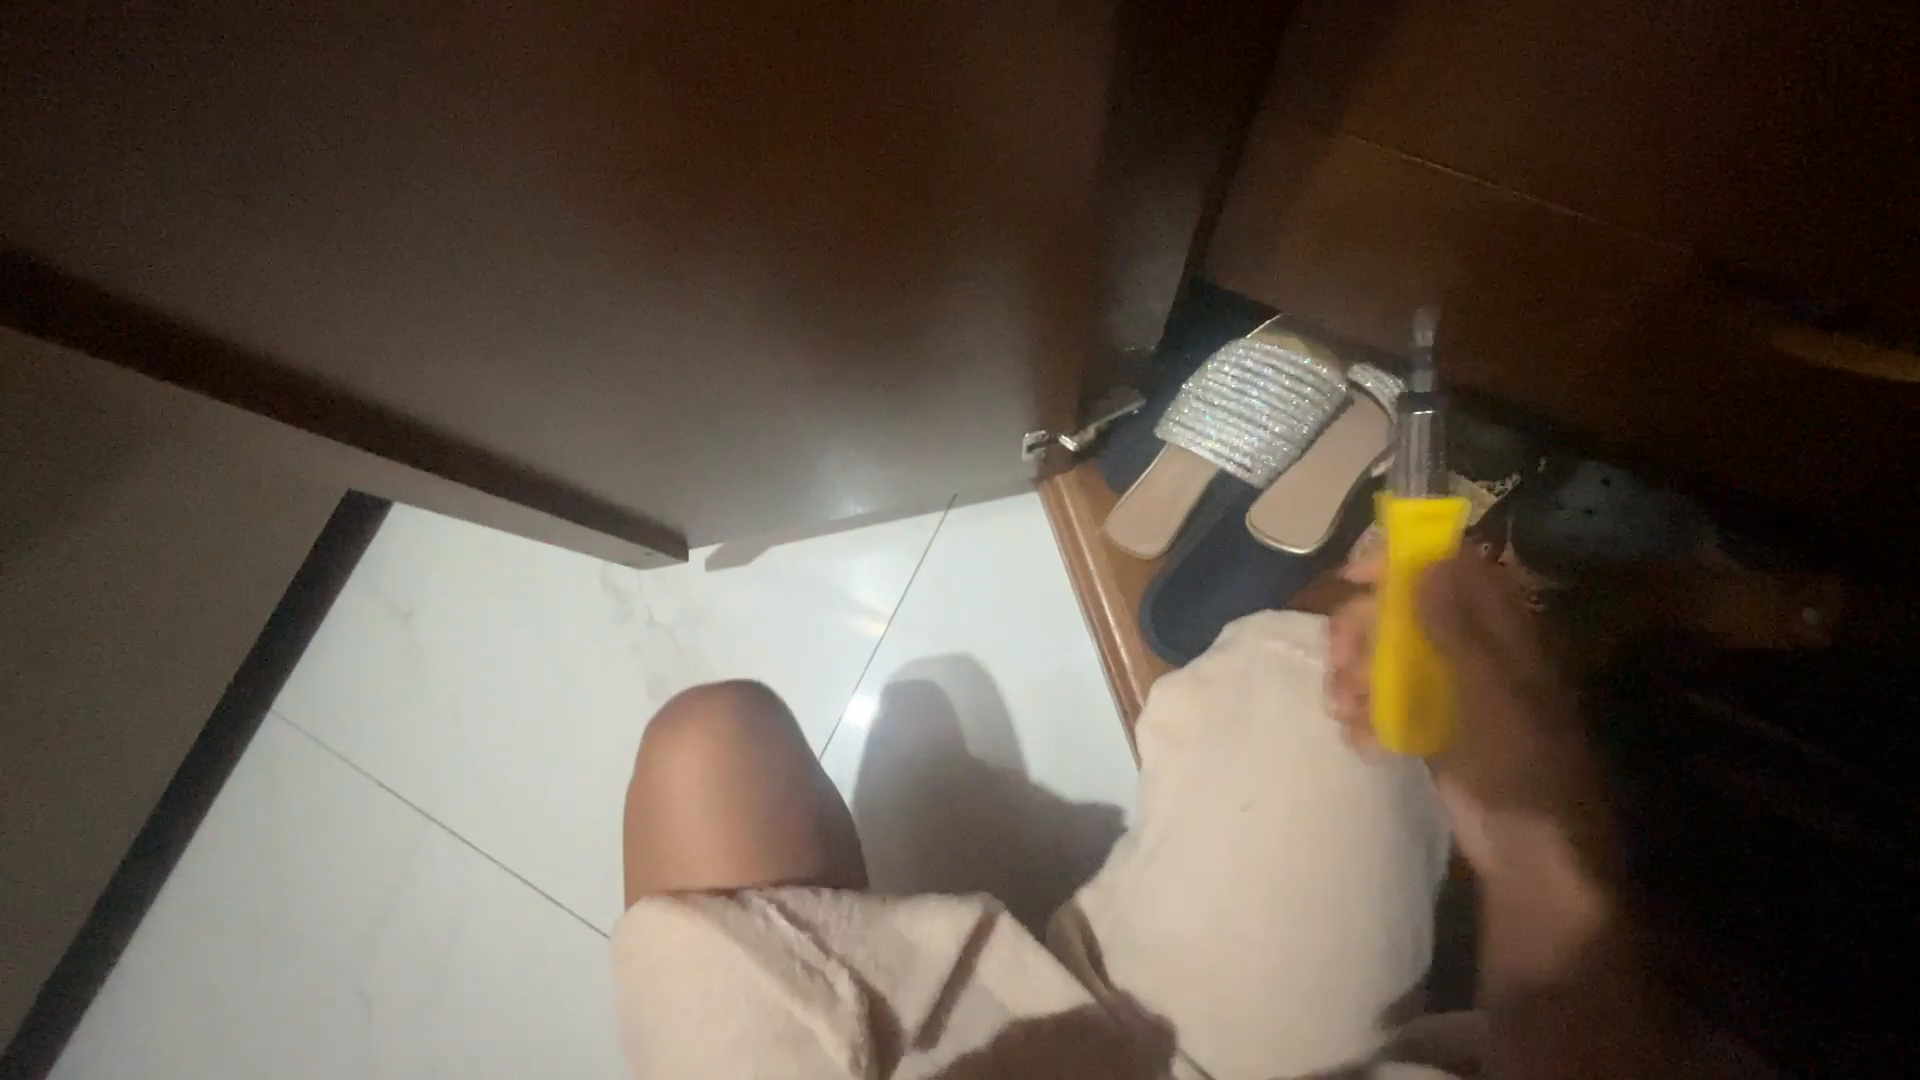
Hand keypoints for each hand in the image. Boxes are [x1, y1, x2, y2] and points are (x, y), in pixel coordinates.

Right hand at [1326, 533, 1610, 878]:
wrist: (1530, 852)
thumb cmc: (1517, 764)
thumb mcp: (1486, 691)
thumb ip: (1455, 626)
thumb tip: (1428, 560)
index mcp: (1499, 632)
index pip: (1448, 569)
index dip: (1401, 563)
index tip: (1353, 577)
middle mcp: (1469, 650)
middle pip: (1399, 611)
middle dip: (1361, 633)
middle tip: (1341, 663)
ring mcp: (1445, 687)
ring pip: (1381, 654)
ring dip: (1353, 677)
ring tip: (1344, 711)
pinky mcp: (1426, 722)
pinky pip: (1380, 698)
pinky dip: (1363, 714)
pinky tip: (1362, 739)